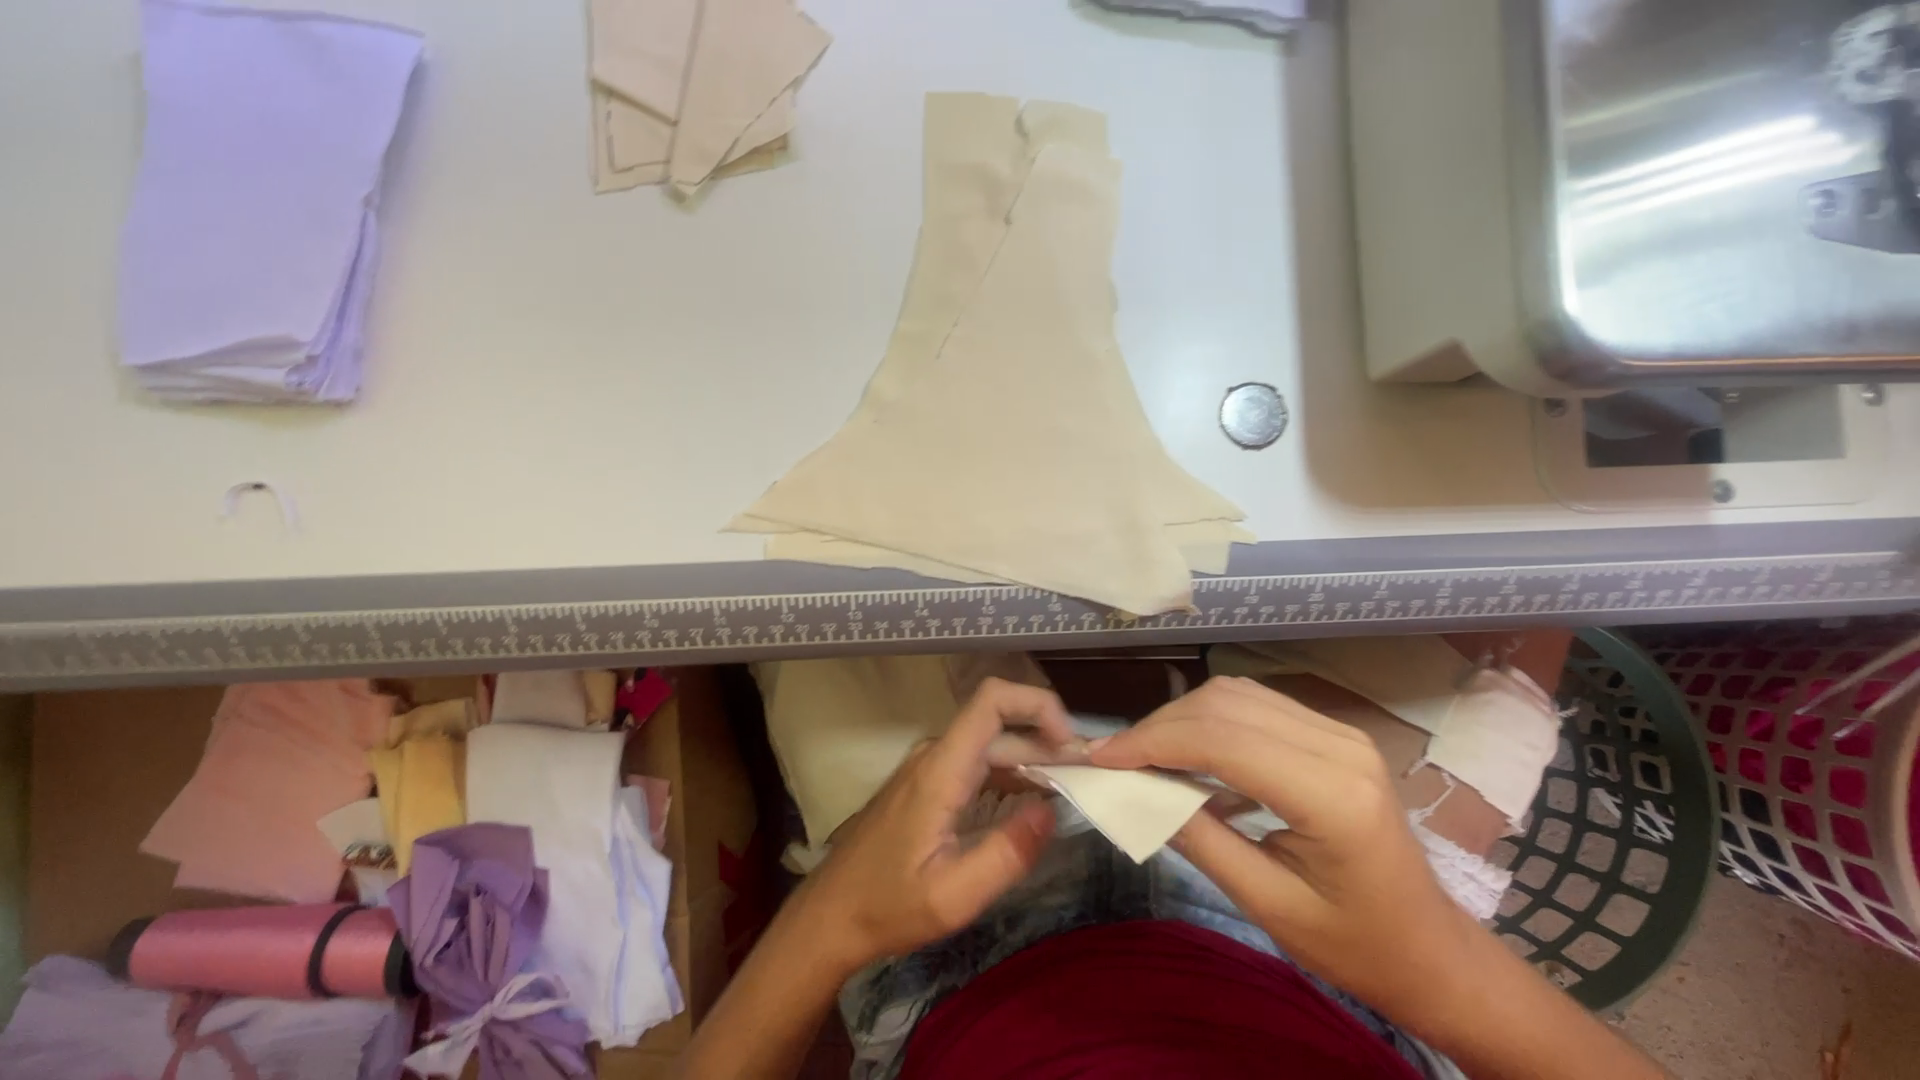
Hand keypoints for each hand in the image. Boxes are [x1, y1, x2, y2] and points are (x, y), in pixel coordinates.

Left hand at [794, 678, 1078, 969]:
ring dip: (1033, 761)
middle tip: (1089, 778)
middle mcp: (935, 757)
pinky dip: (1012, 777)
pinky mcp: (927, 785)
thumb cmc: (888, 906)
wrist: (830, 916)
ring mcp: (928, 769)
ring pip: (991, 745)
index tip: (1070, 745)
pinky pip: (977, 765)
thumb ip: (1007, 853)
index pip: (991, 701)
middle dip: (1048, 742)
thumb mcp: (954, 896)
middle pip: (1000, 725)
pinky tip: (1034, 804)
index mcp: (940, 771)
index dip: (1037, 705)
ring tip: (1073, 790)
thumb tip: (1052, 810)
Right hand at [1090, 676, 1476, 1015]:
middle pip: (1225, 705)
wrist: (1430, 949)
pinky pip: (1257, 708)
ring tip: (1142, 757)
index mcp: (1332, 795)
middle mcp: (1341, 747)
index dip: (1151, 742)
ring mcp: (1342, 734)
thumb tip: (1132, 792)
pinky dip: (1210, 722)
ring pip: (1237, 696)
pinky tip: (1188, 756)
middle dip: (1159, 727)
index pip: (1222, 740)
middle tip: (1113, 760)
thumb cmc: (1354, 944)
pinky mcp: (1335, 736)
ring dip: (1181, 719)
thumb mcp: (1268, 904)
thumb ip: (1200, 840)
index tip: (1099, 760)